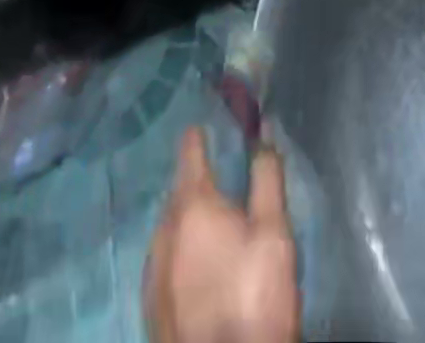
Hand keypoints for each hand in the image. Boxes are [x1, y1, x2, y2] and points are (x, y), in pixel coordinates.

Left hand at [143, 126, 299, 342]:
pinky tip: (200, 269)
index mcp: (191, 202)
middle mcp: (163, 224)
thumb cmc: (253, 296)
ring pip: (172, 225)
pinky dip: (182, 252)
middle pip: (181, 190)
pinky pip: (167, 258)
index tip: (205, 127)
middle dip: (199, 184)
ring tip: (215, 229)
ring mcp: (153, 263)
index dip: (200, 136)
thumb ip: (266, 180)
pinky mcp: (151, 298)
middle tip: (222, 186)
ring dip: (190, 221)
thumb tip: (264, 135)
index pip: (190, 151)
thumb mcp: (273, 234)